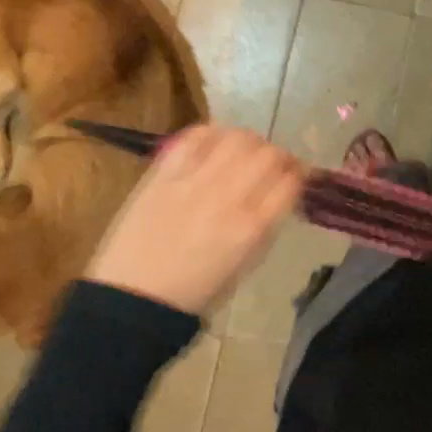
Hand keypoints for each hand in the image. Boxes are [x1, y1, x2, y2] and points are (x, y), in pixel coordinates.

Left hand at [87, 126, 304, 313]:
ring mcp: (194, 183)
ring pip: (237, 138)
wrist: (132, 298)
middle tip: (273, 164)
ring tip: (244, 150)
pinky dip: (212, 133)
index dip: (298, 175)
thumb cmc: (194, 291)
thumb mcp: (245, 265)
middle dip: (279, 156)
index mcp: (251, 229)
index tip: (295, 177)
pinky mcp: (164, 174)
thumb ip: (267, 226)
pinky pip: (195, 137)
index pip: (290, 183)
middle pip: (269, 155)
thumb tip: (282, 194)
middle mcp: (228, 199)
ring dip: (249, 141)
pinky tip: (215, 144)